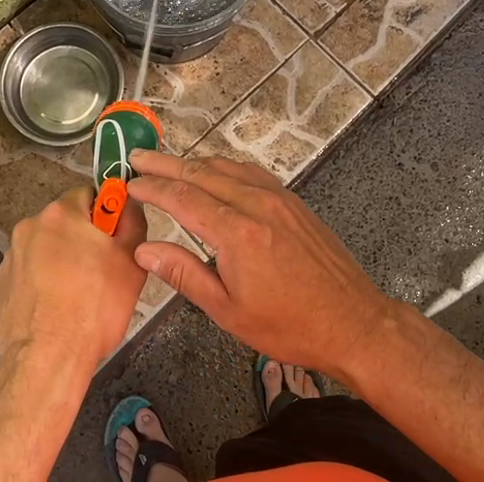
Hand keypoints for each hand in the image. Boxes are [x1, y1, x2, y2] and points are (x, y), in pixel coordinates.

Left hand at [0, 187, 147, 374]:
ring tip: (78, 296)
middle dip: (83, 239)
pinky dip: (43, 282)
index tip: (114, 241)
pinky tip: (56, 308)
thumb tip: (128, 204)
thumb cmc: (94, 307)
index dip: (106, 215)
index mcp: (61, 213)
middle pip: (66, 222)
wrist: (47, 359)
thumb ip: (132, 222)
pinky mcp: (1, 283)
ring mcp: (12, 255)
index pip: (89, 194)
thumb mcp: (131, 262)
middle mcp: (31, 225)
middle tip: (102, 272)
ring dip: (62, 260)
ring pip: (47, 248)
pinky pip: (30, 272)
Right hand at [127, 150, 398, 384]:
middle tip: (136, 157)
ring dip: (192, 162)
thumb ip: (184, 274)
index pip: (182, 198)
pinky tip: (213, 170)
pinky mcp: (292, 200)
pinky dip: (222, 165)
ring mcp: (277, 197)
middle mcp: (255, 204)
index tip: (129, 183)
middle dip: (164, 164)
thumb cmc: (288, 325)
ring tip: (166, 162)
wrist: (354, 322)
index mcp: (236, 232)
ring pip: (225, 166)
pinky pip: (249, 171)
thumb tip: (143, 250)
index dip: (152, 188)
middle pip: (200, 173)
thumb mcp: (228, 311)